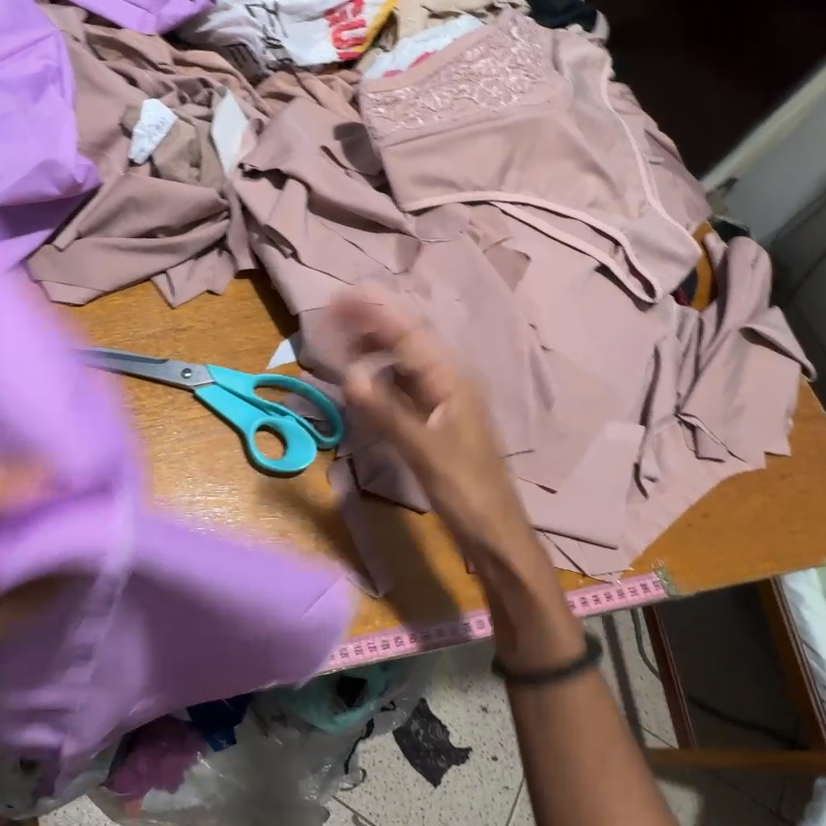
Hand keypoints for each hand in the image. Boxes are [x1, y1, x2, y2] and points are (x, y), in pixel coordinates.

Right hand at [326, 290, 545, 578]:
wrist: (494, 531)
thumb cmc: (466, 490)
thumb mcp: (424, 451)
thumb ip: (386, 412)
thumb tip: (349, 376)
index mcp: (451, 381)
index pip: (410, 334)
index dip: (377, 312)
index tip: (344, 294)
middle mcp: (447, 384)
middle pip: (405, 343)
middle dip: (370, 324)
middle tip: (331, 313)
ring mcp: (441, 403)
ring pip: (402, 365)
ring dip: (372, 349)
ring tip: (338, 340)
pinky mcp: (433, 423)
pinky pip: (401, 389)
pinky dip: (377, 379)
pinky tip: (359, 381)